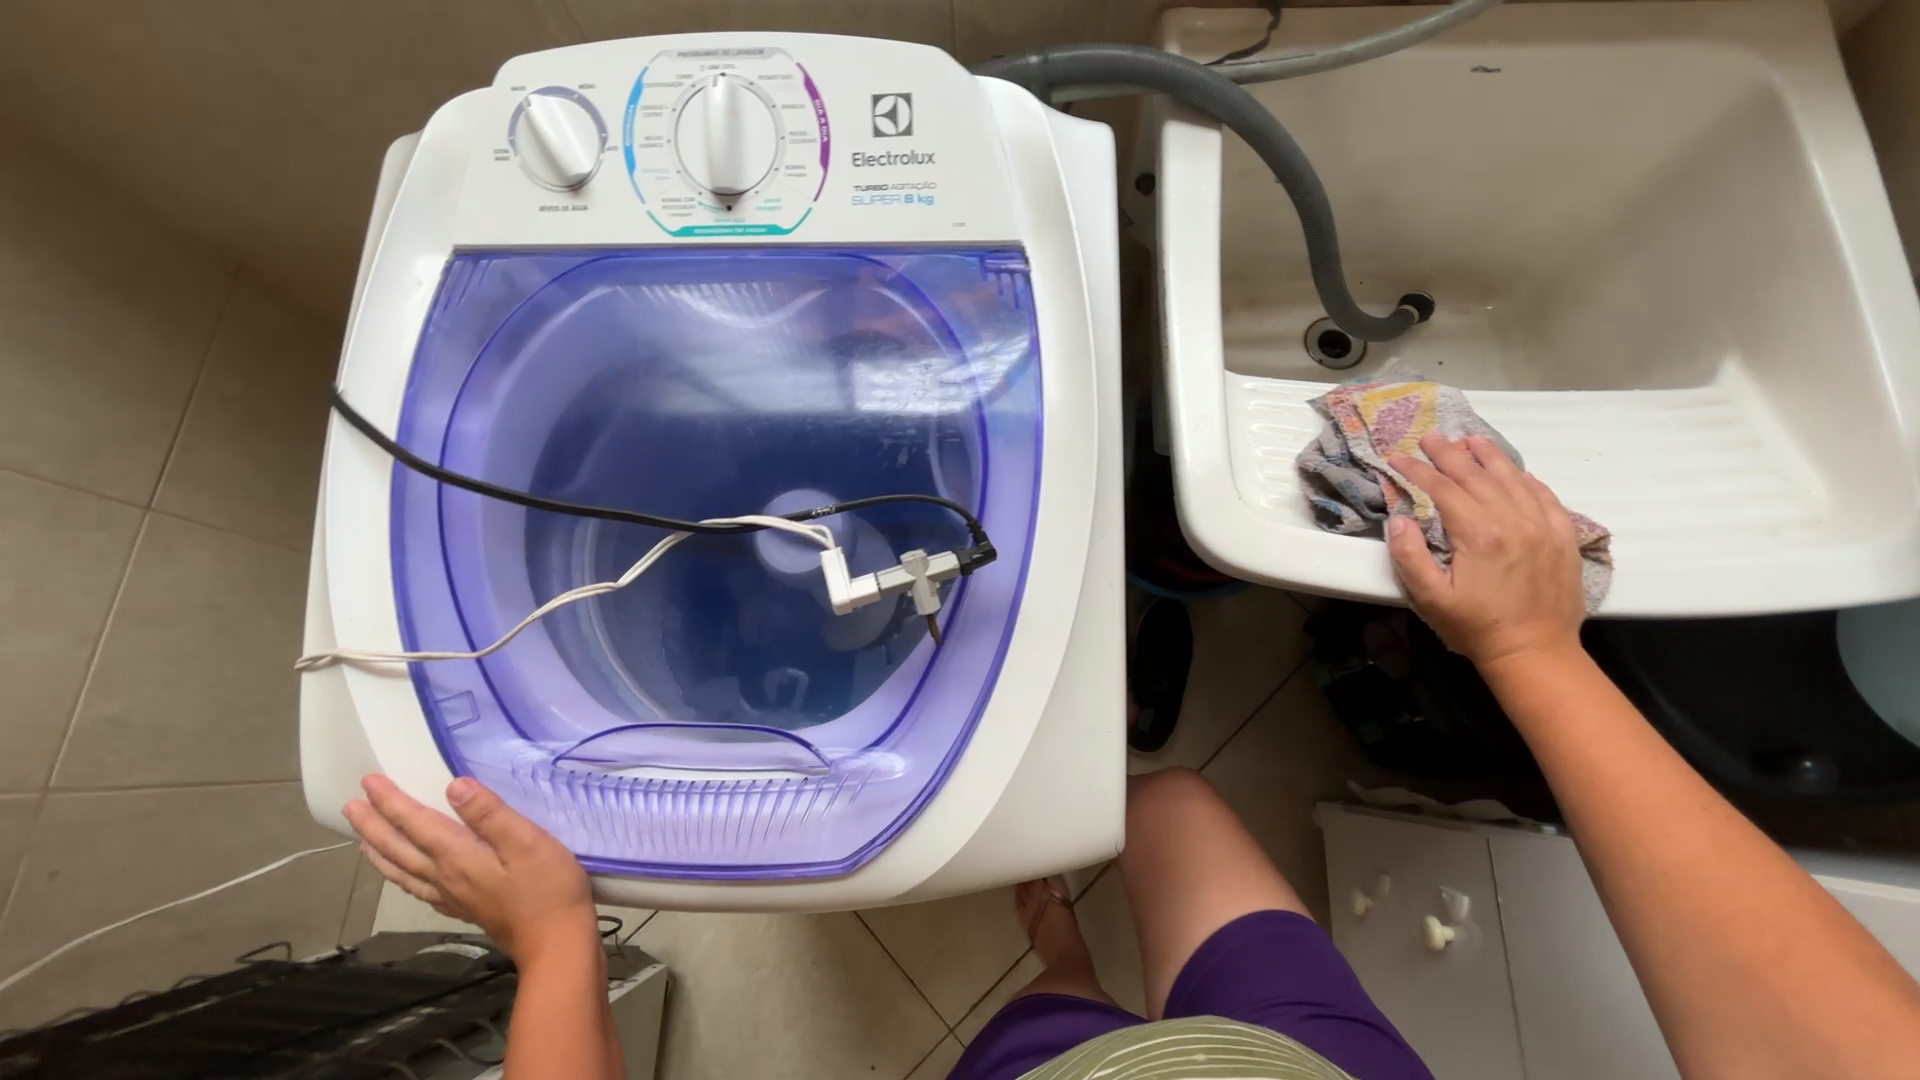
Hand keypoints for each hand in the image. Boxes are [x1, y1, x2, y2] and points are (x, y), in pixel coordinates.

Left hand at [345, 774, 596, 962]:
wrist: (555, 940)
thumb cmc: (548, 885)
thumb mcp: (527, 841)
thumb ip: (490, 814)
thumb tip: (454, 786)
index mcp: (458, 856)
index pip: (416, 823)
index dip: (392, 801)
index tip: (369, 780)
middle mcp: (445, 876)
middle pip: (399, 848)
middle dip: (374, 824)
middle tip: (350, 804)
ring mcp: (451, 896)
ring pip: (402, 871)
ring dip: (379, 851)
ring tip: (363, 838)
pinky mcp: (463, 908)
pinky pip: (417, 889)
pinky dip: (401, 877)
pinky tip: (404, 876)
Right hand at [1386, 432, 1585, 668]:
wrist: (1535, 651)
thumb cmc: (1475, 627)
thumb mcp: (1430, 599)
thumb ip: (1410, 557)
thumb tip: (1399, 519)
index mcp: (1479, 535)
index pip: (1443, 489)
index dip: (1418, 471)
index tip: (1398, 457)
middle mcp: (1514, 521)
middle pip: (1477, 477)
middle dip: (1449, 455)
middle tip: (1430, 438)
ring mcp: (1543, 526)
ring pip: (1512, 479)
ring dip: (1488, 457)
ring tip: (1470, 440)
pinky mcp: (1563, 536)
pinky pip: (1544, 496)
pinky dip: (1525, 478)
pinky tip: (1513, 471)